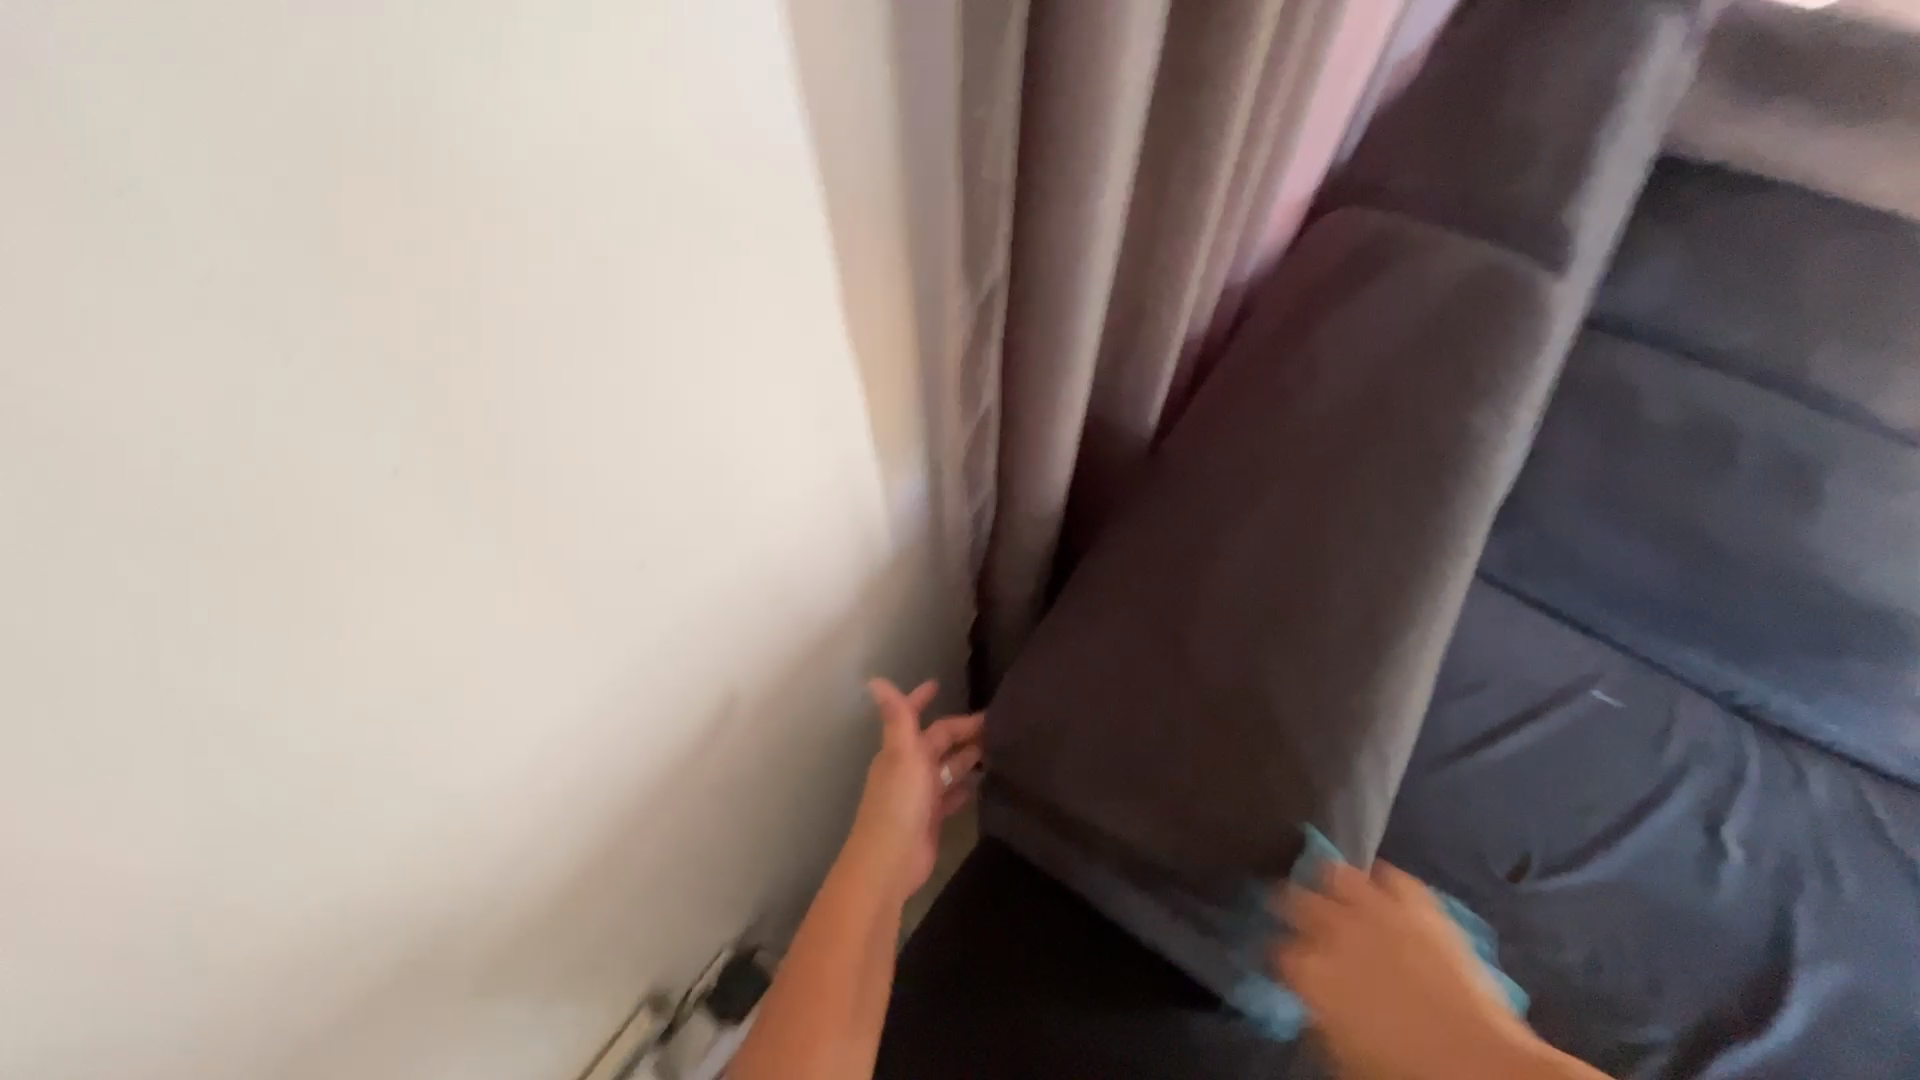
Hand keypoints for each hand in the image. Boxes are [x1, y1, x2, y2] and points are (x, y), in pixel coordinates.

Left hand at [842, 678, 982, 904]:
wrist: (891, 861)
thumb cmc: (898, 802)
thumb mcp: (902, 754)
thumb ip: (897, 717)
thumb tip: (874, 679)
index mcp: (901, 750)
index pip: (914, 716)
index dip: (922, 699)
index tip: (939, 684)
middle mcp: (909, 768)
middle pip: (938, 742)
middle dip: (960, 730)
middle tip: (995, 722)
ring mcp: (921, 794)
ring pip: (947, 767)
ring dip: (966, 756)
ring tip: (998, 747)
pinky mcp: (932, 818)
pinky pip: (952, 795)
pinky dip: (965, 787)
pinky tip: (983, 783)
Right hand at [1273, 861, 1534, 1079]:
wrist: (1479, 1064)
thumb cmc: (1403, 1068)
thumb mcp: (1342, 1054)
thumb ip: (1317, 1015)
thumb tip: (1311, 1002)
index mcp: (1307, 970)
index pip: (1274, 948)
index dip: (1278, 953)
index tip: (1287, 962)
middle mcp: (1331, 927)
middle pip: (1292, 897)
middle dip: (1291, 906)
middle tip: (1298, 918)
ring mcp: (1373, 908)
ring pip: (1334, 871)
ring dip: (1330, 882)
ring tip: (1335, 893)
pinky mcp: (1415, 901)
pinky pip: (1388, 874)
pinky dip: (1382, 881)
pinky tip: (1382, 893)